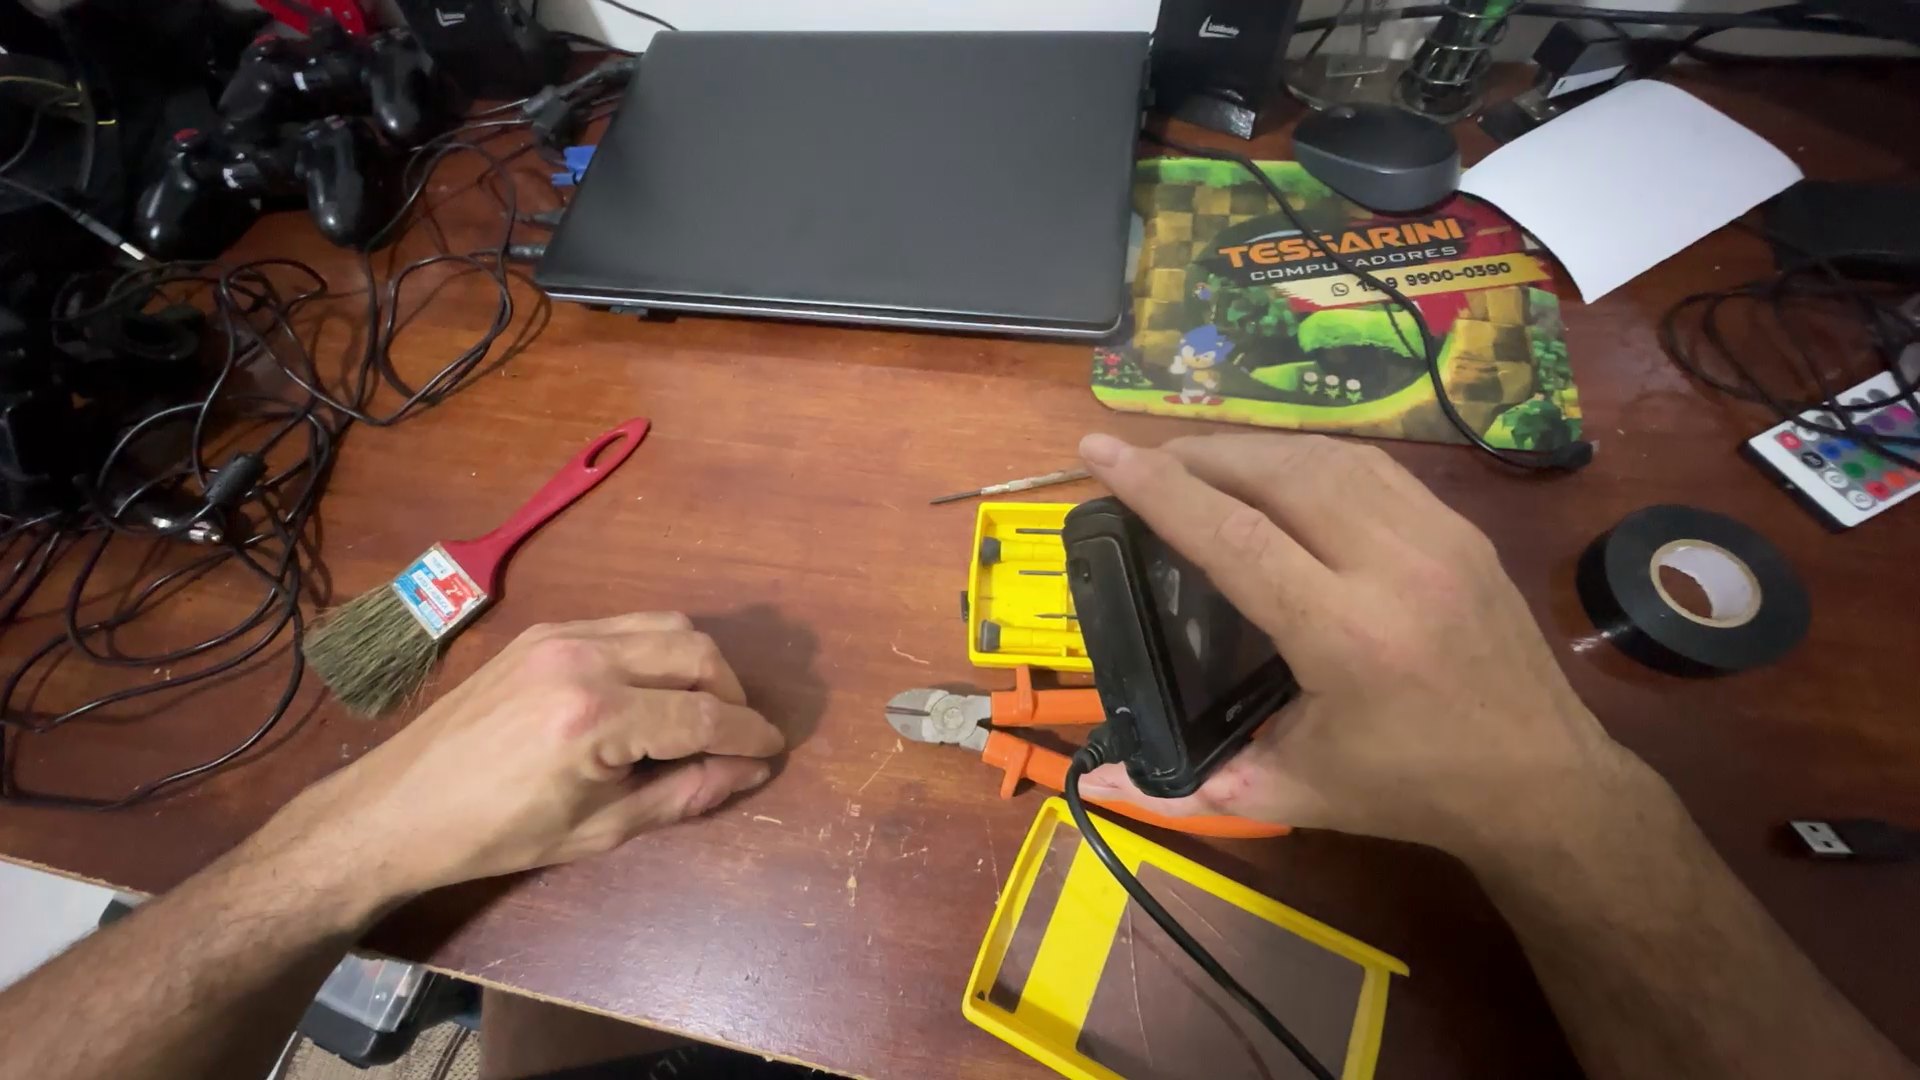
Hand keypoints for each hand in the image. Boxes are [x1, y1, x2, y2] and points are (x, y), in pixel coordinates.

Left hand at [257, 613, 784, 903]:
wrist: (394, 809)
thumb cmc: (497, 835)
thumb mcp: (602, 830)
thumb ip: (687, 794)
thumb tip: (751, 770)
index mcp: (595, 720)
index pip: (704, 716)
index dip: (749, 734)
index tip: (775, 747)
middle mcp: (585, 660)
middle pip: (698, 653)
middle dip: (733, 692)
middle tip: (735, 731)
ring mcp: (564, 635)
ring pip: (671, 626)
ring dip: (702, 664)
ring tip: (700, 705)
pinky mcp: (547, 629)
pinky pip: (631, 624)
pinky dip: (661, 649)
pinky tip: (652, 686)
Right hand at [1074, 432, 1648, 858]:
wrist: (1545, 786)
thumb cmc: (1405, 789)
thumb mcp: (1289, 793)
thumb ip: (1188, 786)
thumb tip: (1099, 786)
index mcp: (1343, 635)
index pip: (1232, 534)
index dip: (1157, 488)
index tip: (1099, 453)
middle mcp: (1392, 567)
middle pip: (1274, 473)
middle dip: (1193, 455)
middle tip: (1139, 460)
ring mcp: (1435, 536)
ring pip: (1321, 455)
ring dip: (1244, 447)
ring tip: (1192, 458)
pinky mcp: (1457, 526)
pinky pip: (1363, 463)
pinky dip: (1299, 452)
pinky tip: (1268, 466)